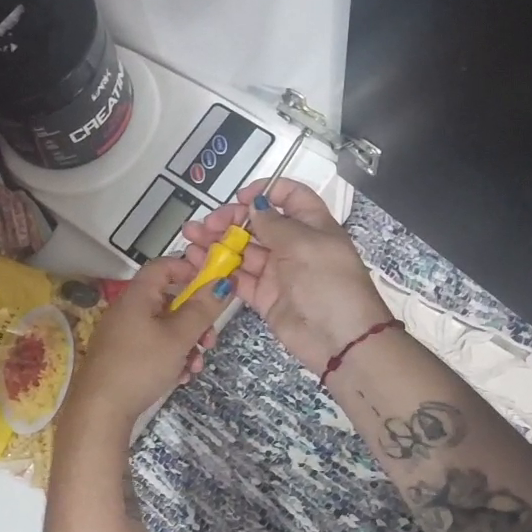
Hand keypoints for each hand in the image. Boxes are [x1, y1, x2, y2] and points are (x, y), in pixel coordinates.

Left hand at [59, 257, 224, 442]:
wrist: (101, 409)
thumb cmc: (141, 365)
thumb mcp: (178, 337)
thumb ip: (202, 309)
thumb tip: (223, 281)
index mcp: (137, 296)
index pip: (162, 266)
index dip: (189, 270)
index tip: (213, 286)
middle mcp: (127, 310)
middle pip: (169, 301)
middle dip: (196, 320)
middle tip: (210, 341)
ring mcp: (123, 334)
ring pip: (165, 328)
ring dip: (187, 344)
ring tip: (195, 367)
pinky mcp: (122, 356)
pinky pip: (153, 347)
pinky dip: (171, 358)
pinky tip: (180, 378)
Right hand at [181, 178, 391, 373]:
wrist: (340, 340)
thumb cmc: (329, 283)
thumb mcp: (305, 244)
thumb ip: (274, 223)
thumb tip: (255, 204)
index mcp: (312, 226)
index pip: (290, 197)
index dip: (265, 191)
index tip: (240, 198)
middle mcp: (293, 245)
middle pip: (257, 224)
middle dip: (230, 220)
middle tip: (207, 224)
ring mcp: (277, 272)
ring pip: (242, 250)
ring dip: (216, 243)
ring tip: (192, 239)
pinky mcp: (263, 296)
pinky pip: (237, 278)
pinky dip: (217, 269)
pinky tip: (197, 261)